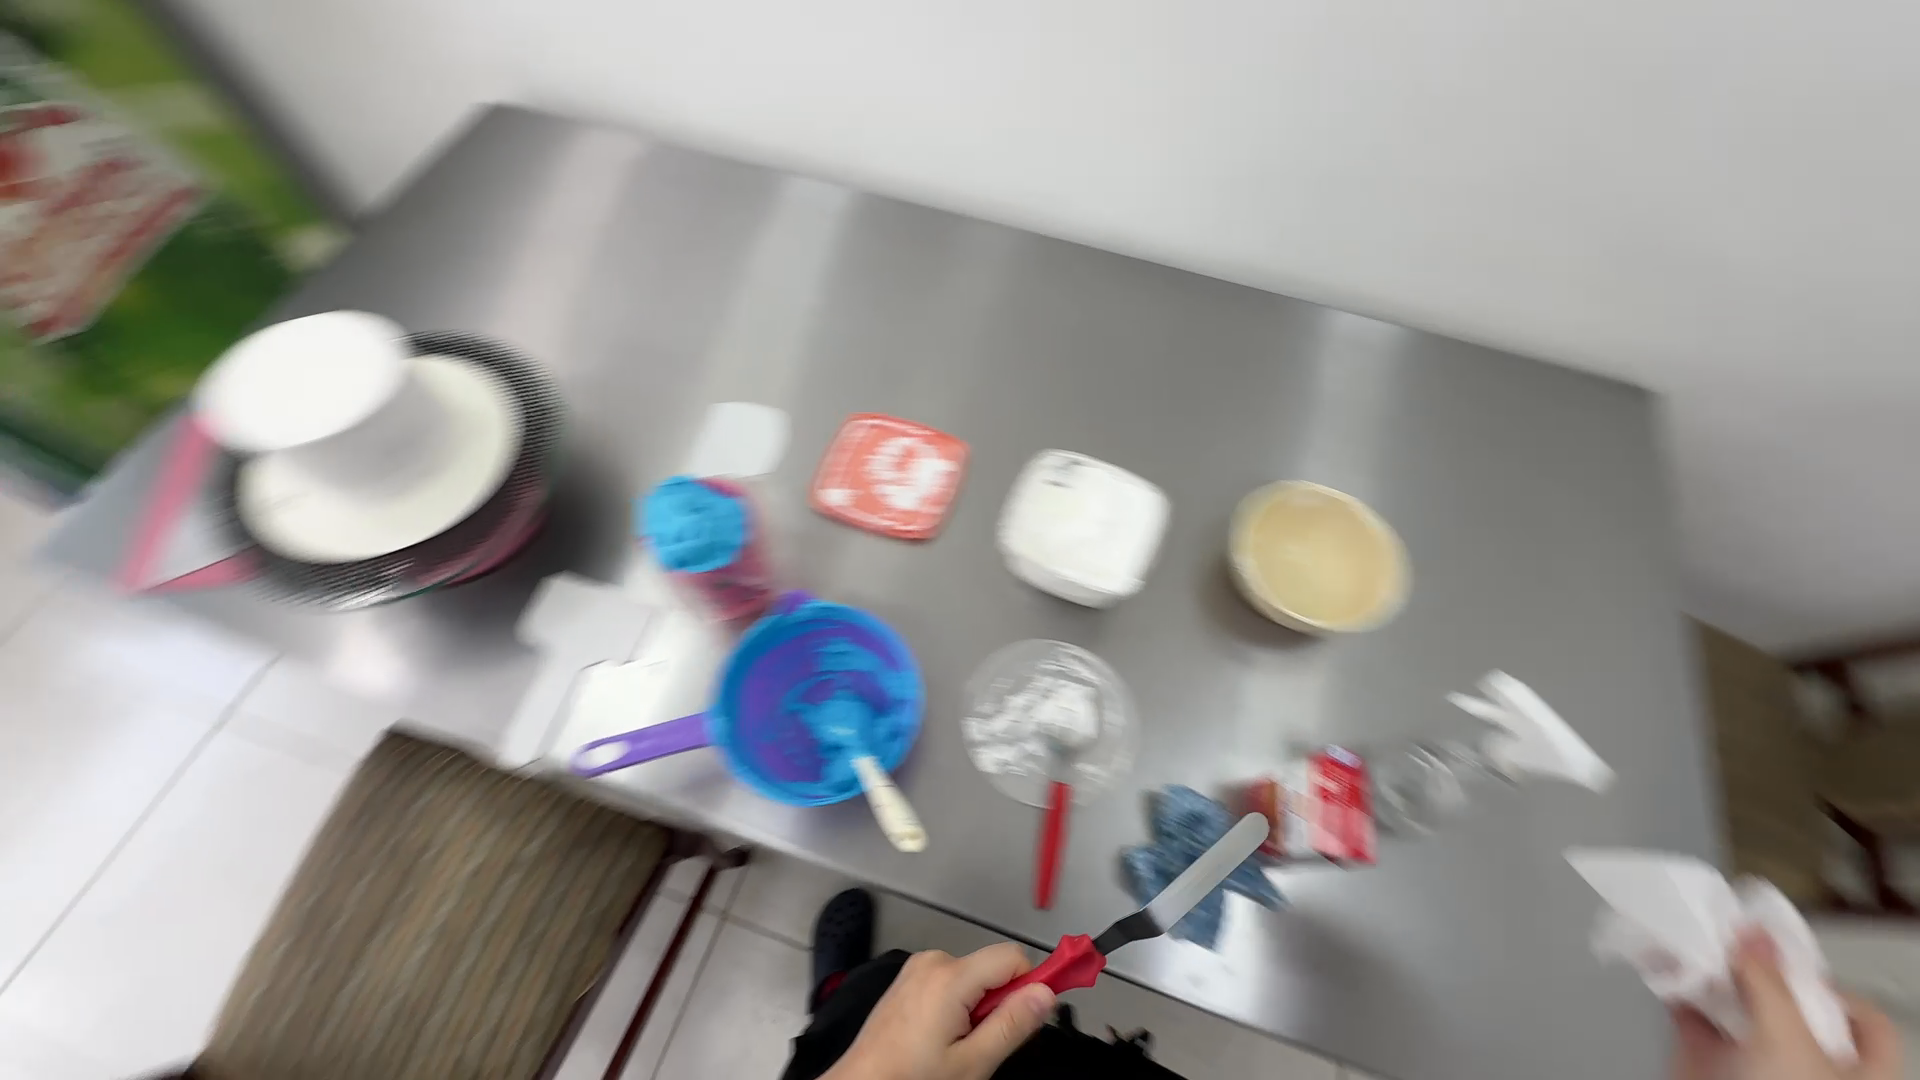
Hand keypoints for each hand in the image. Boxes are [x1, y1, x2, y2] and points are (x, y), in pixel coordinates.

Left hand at [824, 944, 1056, 1079]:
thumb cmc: (914, 1079)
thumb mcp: (972, 1064)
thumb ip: (1011, 1025)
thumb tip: (1047, 993)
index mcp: (951, 975)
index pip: (1012, 956)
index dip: (1030, 982)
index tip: (1035, 1014)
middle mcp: (934, 959)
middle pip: (991, 967)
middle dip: (997, 1002)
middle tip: (982, 1046)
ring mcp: (917, 967)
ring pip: (971, 976)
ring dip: (975, 1006)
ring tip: (953, 1047)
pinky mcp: (908, 978)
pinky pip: (949, 980)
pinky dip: (955, 1004)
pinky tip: (937, 1038)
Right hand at [1670, 931, 1901, 1079]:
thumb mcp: (1788, 1043)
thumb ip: (1770, 985)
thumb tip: (1756, 931)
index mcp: (1855, 1071)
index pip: (1863, 1019)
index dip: (1830, 986)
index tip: (1781, 957)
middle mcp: (1808, 1062)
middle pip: (1789, 1001)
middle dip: (1754, 968)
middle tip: (1723, 937)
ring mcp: (1754, 1060)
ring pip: (1736, 1003)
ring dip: (1708, 972)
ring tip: (1684, 943)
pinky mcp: (1707, 1056)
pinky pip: (1691, 1012)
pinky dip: (1674, 986)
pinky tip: (1658, 965)